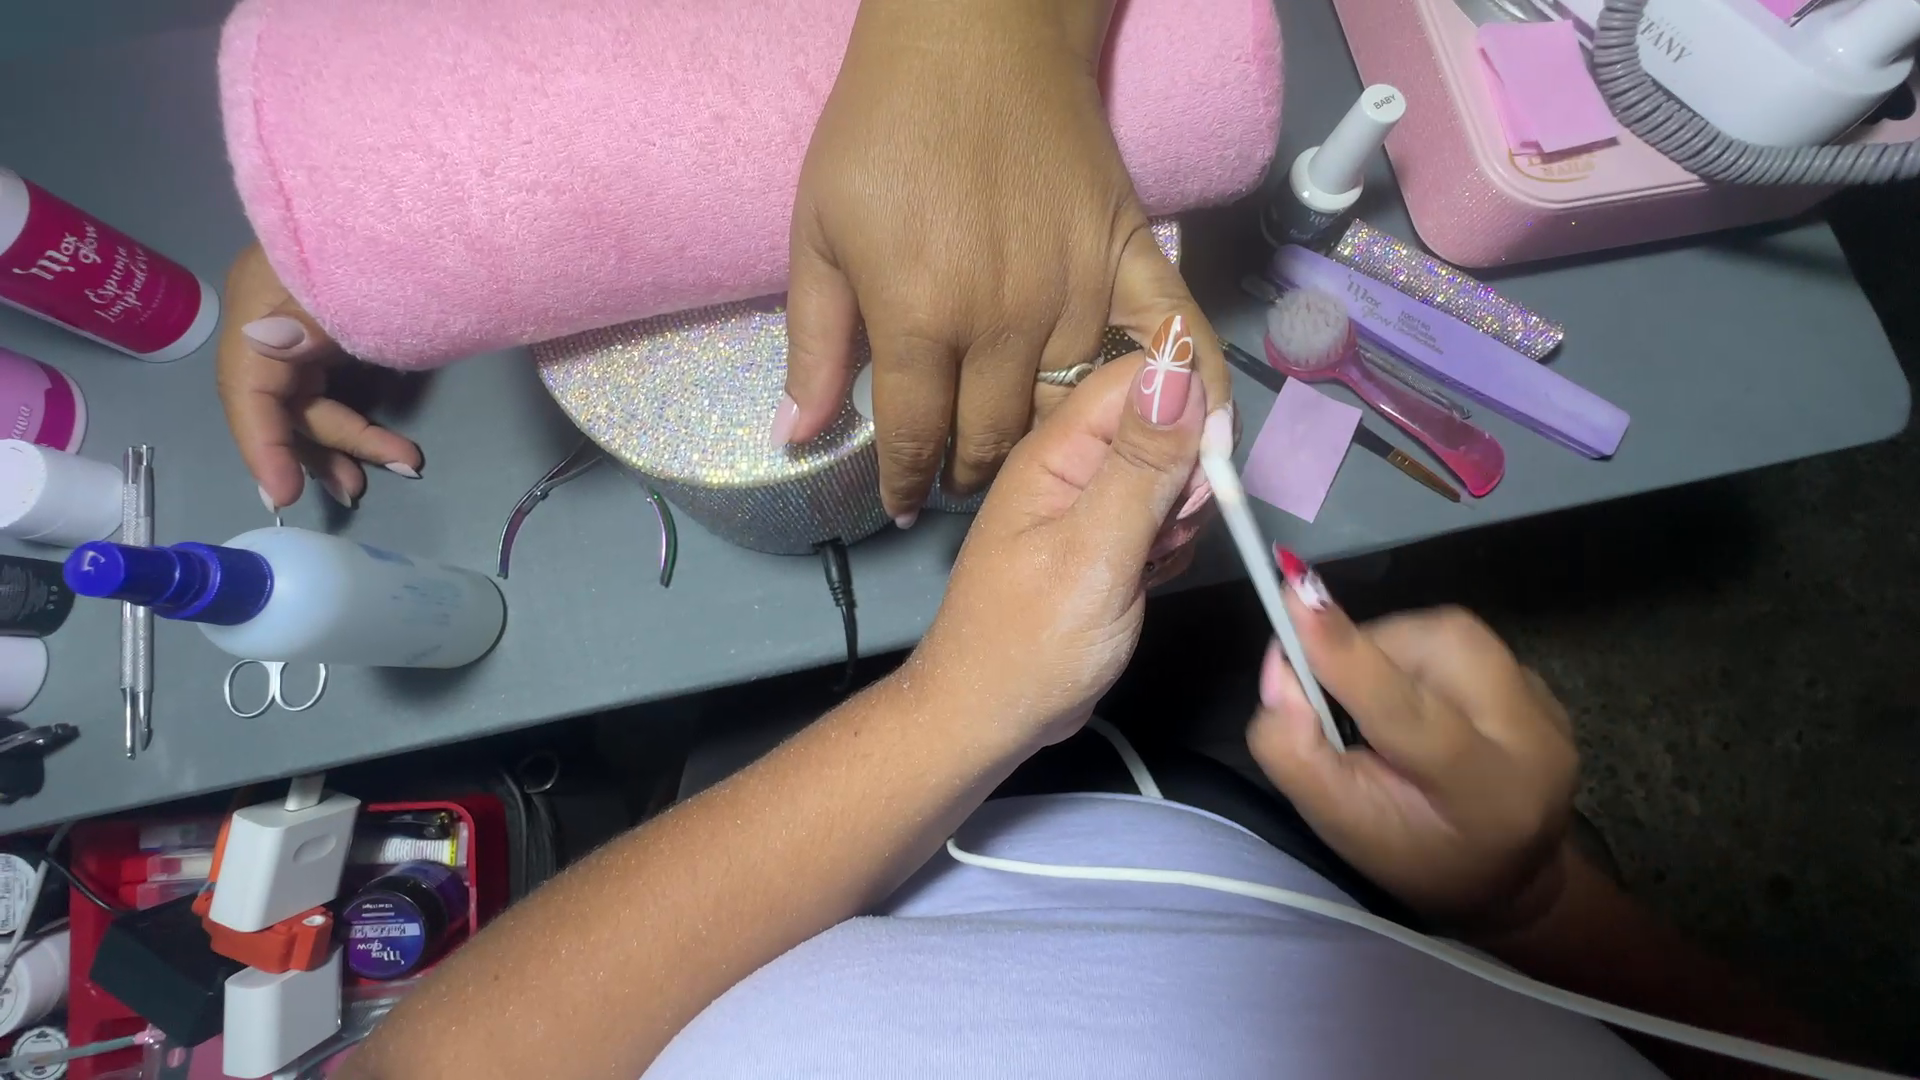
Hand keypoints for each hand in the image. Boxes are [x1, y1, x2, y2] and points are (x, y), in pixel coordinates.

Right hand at [217, 243, 422, 511]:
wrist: (414, 217)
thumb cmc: (379, 247)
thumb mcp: (341, 284)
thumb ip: (310, 322)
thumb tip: (270, 348)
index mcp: (262, 311)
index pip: (249, 391)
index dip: (263, 445)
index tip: (282, 494)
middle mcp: (273, 325)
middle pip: (285, 405)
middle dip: (324, 450)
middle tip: (359, 490)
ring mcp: (304, 332)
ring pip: (311, 403)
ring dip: (343, 445)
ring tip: (372, 481)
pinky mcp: (334, 338)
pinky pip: (331, 391)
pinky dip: (352, 421)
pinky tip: (377, 449)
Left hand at [779, 0, 1229, 524]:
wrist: (974, 30)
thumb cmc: (881, 132)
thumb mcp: (818, 235)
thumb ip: (813, 347)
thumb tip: (797, 439)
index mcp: (922, 317)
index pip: (917, 437)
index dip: (905, 482)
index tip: (901, 506)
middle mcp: (1006, 322)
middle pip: (991, 438)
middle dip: (965, 472)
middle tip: (953, 479)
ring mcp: (1078, 294)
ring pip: (1064, 410)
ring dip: (1039, 446)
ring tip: (1019, 457)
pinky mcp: (1132, 261)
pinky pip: (1171, 341)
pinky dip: (1183, 394)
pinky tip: (1189, 438)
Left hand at [909, 315, 1229, 750]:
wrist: (993, 716)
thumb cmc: (1032, 642)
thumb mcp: (1093, 553)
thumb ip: (1140, 466)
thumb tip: (1179, 370)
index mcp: (1056, 451)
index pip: (1136, 377)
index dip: (1187, 401)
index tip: (1214, 458)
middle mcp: (1072, 467)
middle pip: (1163, 425)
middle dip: (1188, 473)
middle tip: (1165, 530)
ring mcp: (1089, 507)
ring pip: (1170, 477)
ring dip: (1182, 517)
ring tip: (1148, 563)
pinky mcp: (1106, 542)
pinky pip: (1161, 520)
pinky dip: (1169, 547)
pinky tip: (1146, 580)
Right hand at [1247, 576, 1579, 934]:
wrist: (1507, 876)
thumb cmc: (1409, 853)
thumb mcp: (1335, 820)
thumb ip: (1293, 748)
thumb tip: (1279, 668)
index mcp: (1482, 791)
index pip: (1406, 709)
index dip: (1346, 653)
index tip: (1294, 593)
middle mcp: (1532, 737)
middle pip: (1432, 646)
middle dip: (1363, 648)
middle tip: (1333, 692)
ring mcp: (1545, 702)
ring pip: (1441, 632)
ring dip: (1385, 650)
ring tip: (1376, 702)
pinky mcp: (1537, 680)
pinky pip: (1456, 640)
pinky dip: (1412, 655)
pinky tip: (1414, 698)